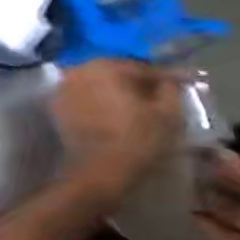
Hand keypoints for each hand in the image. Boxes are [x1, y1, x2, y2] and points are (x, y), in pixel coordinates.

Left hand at [51, 61, 181, 209]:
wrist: (98, 173)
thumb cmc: (136, 142)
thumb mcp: (168, 115)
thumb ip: (170, 89)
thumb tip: (168, 80)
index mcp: (106, 66)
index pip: (141, 68)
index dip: (164, 78)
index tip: (181, 84)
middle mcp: (80, 70)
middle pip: (117, 73)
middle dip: (138, 83)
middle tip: (158, 96)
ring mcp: (65, 88)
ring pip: (99, 84)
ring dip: (117, 92)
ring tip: (137, 107)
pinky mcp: (58, 107)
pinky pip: (85, 98)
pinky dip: (99, 103)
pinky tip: (114, 116)